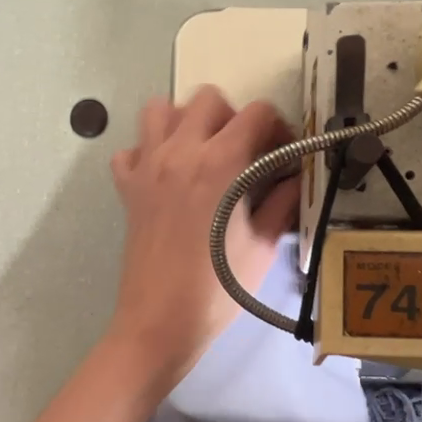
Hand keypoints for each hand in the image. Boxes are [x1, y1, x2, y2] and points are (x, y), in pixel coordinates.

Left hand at [104, 86, 299, 390]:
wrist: (159, 322)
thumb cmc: (217, 291)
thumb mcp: (262, 246)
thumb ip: (282, 202)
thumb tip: (294, 176)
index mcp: (221, 162)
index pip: (257, 113)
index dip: (277, 128)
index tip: (280, 154)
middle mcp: (180, 153)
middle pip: (208, 99)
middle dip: (231, 117)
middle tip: (241, 153)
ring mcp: (147, 168)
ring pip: (160, 110)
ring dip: (184, 122)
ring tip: (199, 153)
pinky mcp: (126, 189)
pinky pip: (130, 150)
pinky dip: (146, 154)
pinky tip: (163, 178)